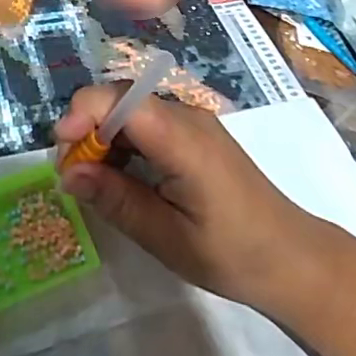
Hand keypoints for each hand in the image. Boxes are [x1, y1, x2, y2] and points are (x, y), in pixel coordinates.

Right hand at [54, 86, 324, 313]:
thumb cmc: (232, 253)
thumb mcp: (168, 238)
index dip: (83, 113)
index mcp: (182, 139)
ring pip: (130, 106)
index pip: (121, 99)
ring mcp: (191, 119)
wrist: (293, 258)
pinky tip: (120, 172)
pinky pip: (146, 118)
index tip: (62, 149)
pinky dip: (122, 138)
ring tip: (91, 176)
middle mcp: (186, 115)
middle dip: (86, 126)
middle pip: (121, 97)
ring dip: (102, 133)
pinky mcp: (193, 130)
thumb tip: (69, 174)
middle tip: (72, 170)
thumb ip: (116, 200)